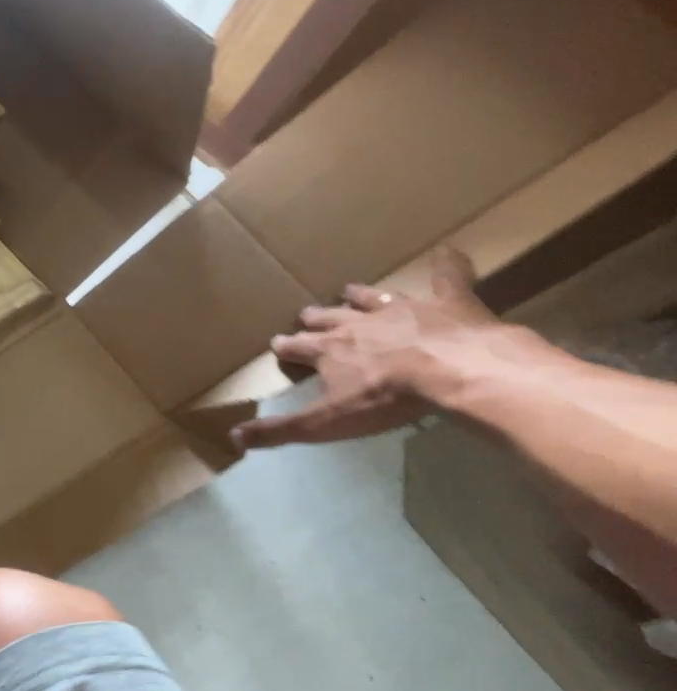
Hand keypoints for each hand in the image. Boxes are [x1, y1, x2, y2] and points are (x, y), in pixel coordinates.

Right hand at [231, 247, 514, 448]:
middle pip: (330, 318)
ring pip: (374, 298)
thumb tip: (233, 438)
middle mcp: (359, 323)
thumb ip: (280, 430)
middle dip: (316, 318)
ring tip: (349, 289)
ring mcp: (403, 309)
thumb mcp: (326, 422)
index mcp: (328, 349)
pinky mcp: (447, 304)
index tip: (276, 344)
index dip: (286, 346)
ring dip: (360, 295)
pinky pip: (447, 278)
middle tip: (307, 314)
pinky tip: (450, 253)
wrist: (457, 372)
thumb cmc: (386, 398)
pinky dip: (448, 266)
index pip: (298, 346)